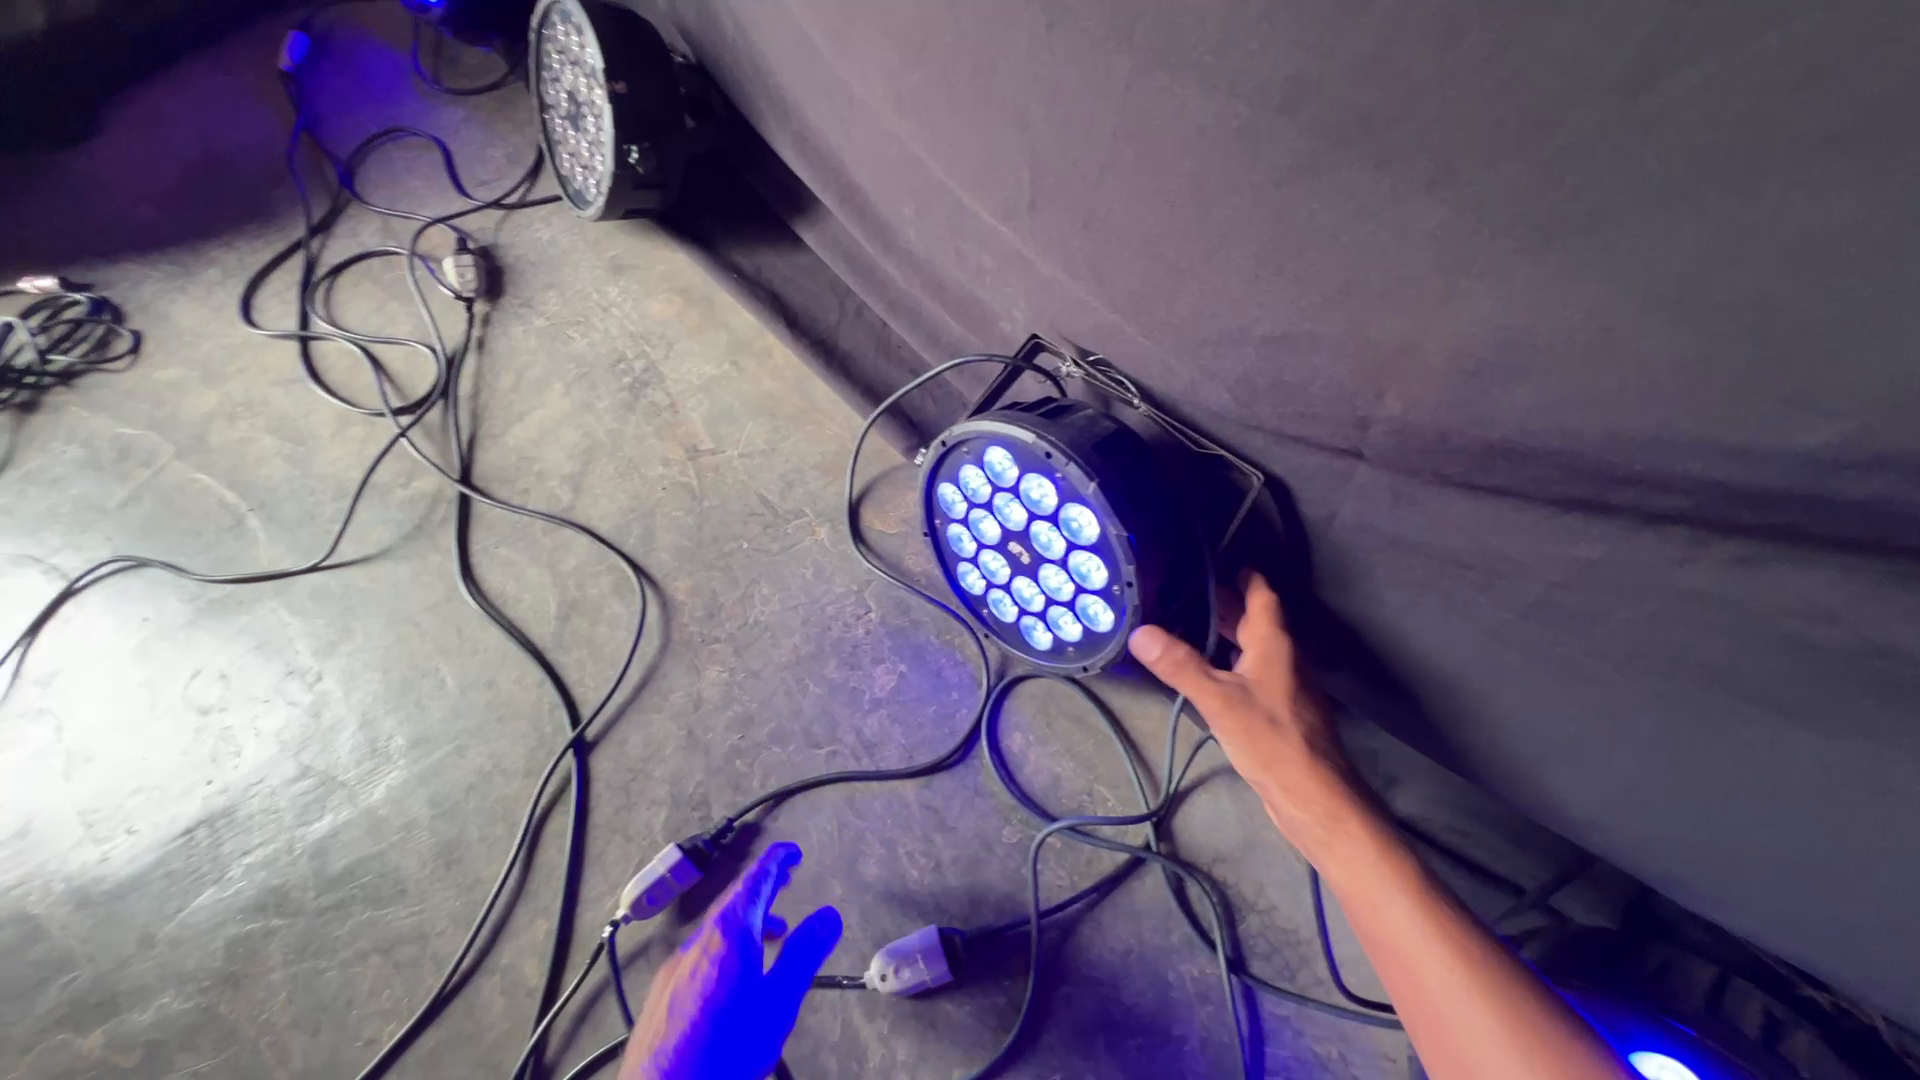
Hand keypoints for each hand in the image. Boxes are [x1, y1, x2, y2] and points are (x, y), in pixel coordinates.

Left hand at [619, 842, 842, 1079]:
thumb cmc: (727, 1049)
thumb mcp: (778, 1001)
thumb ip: (804, 953)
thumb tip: (828, 914)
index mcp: (729, 933)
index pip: (755, 880)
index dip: (776, 860)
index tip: (793, 851)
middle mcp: (698, 941)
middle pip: (735, 900)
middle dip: (764, 887)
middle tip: (787, 878)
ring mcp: (675, 967)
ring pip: (717, 929)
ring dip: (749, 921)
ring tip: (774, 934)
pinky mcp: (662, 994)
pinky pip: (702, 952)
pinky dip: (728, 945)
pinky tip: (736, 974)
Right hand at [1128, 572, 1368, 858]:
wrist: (1313, 794)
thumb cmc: (1271, 739)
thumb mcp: (1219, 700)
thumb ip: (1179, 664)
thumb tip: (1140, 632)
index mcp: (1274, 644)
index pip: (1262, 596)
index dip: (1245, 576)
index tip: (1221, 560)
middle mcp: (1284, 658)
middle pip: (1257, 620)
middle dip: (1227, 603)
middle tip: (1189, 590)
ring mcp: (1284, 686)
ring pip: (1254, 648)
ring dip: (1228, 634)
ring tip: (1190, 625)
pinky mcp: (1279, 711)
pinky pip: (1253, 672)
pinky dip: (1231, 662)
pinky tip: (1210, 674)